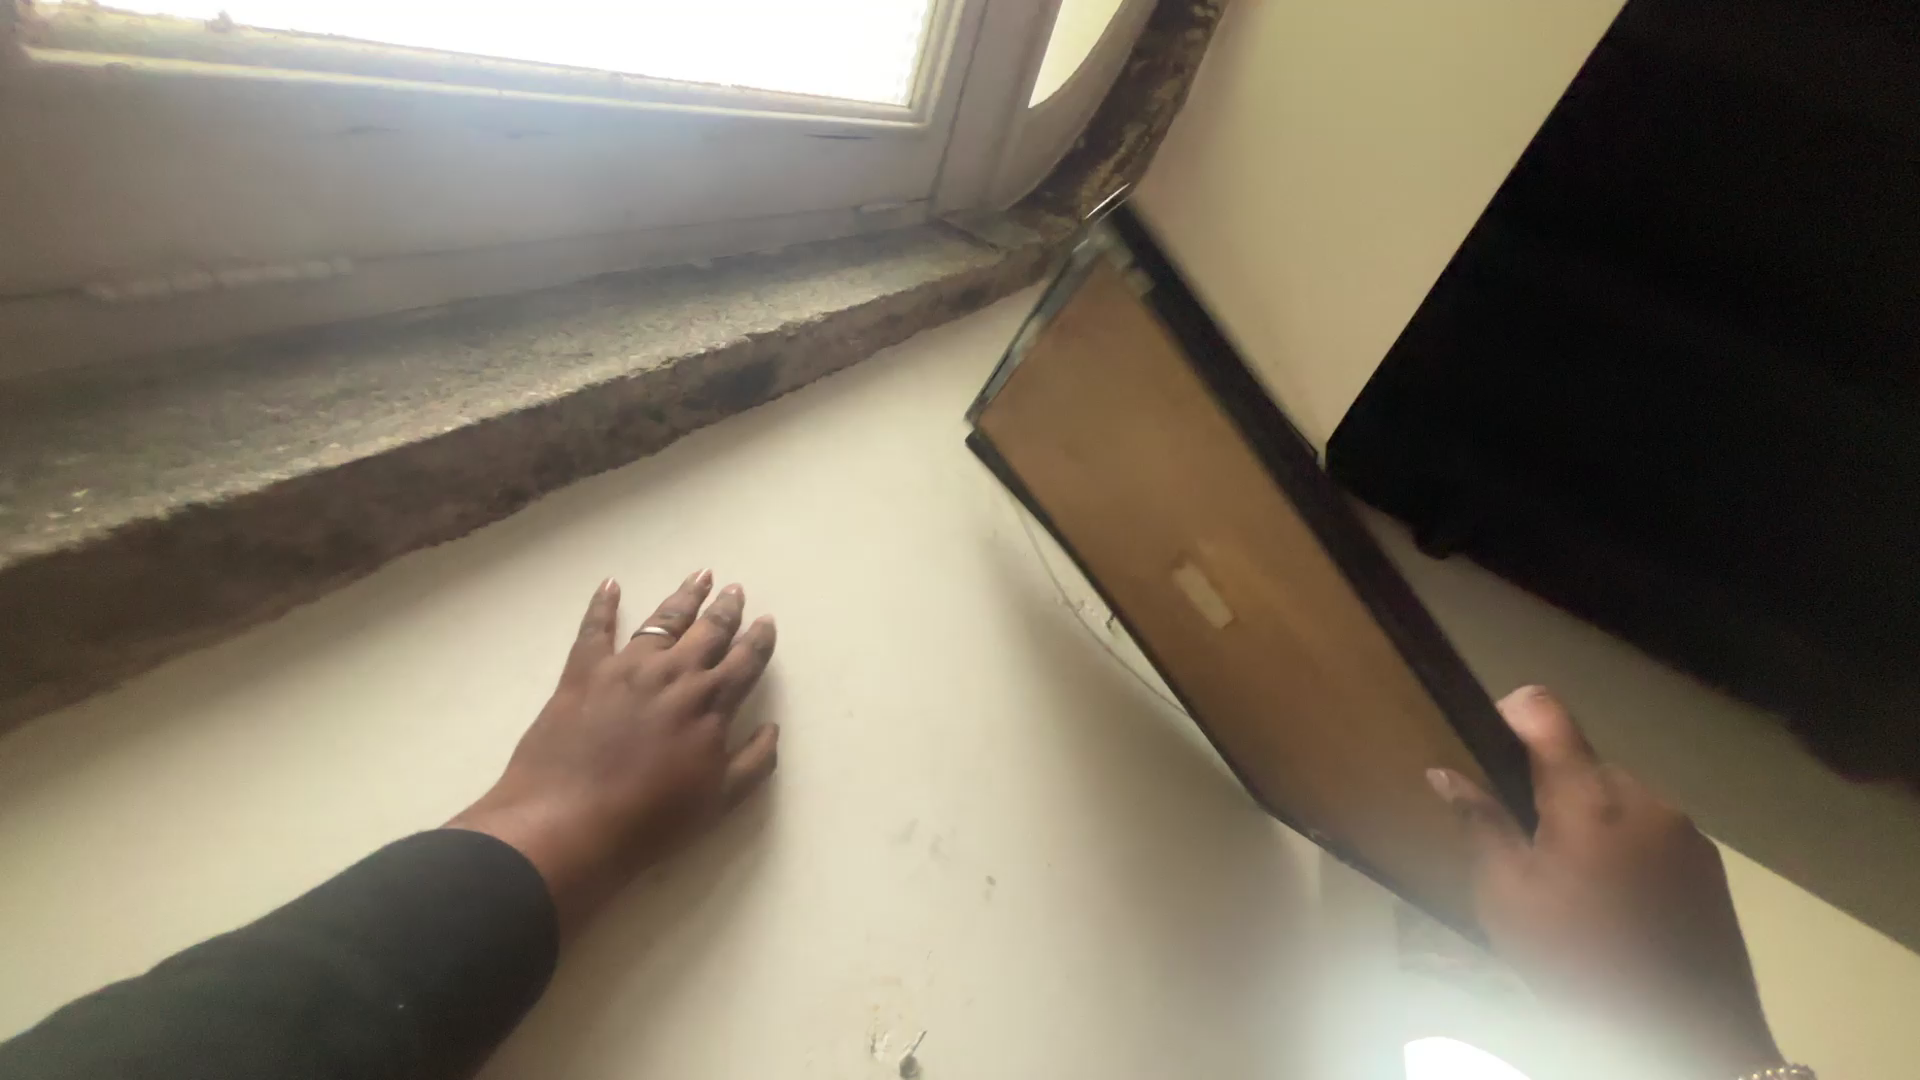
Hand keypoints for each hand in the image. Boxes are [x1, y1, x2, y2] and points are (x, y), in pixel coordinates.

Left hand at [449, 571, 778, 935]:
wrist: (566, 826)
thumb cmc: (650, 820)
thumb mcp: (719, 801)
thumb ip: (754, 761)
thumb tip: (772, 727)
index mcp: (711, 702)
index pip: (745, 660)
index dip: (759, 639)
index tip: (766, 621)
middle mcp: (675, 674)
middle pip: (709, 631)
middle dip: (726, 609)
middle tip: (735, 589)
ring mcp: (627, 668)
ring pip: (663, 622)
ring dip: (684, 597)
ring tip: (699, 576)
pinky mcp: (583, 673)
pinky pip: (595, 629)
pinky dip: (602, 605)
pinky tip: (611, 585)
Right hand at [1427, 687, 1781, 1079]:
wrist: (1685, 1041)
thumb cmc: (1576, 959)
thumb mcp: (1505, 893)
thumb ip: (1479, 821)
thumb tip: (1444, 772)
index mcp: (1591, 799)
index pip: (1546, 711)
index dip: (1508, 711)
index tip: (1482, 743)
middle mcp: (1644, 799)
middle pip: (1578, 754)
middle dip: (1541, 775)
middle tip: (1513, 825)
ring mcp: (1684, 830)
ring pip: (1611, 788)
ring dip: (1579, 806)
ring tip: (1558, 863)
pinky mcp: (1707, 863)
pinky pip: (1644, 821)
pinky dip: (1614, 833)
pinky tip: (1603, 886)